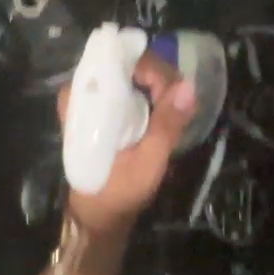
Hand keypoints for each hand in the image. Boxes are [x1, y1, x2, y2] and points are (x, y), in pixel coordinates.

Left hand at [57, 54, 197, 238]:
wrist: (99, 215)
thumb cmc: (117, 192)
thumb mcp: (147, 163)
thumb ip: (166, 125)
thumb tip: (189, 86)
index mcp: (84, 97)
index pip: (122, 59)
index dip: (153, 71)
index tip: (170, 98)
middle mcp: (86, 87)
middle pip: (132, 61)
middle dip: (161, 80)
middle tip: (176, 108)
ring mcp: (97, 94)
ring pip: (137, 70)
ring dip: (161, 87)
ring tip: (172, 114)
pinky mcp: (107, 102)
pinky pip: (135, 83)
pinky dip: (155, 93)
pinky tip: (163, 113)